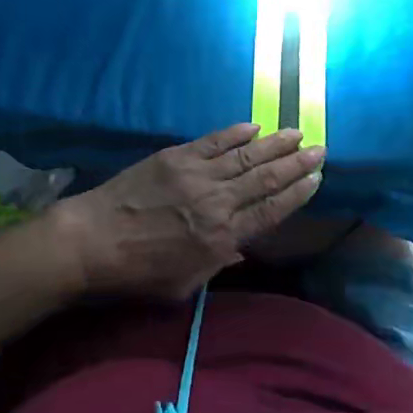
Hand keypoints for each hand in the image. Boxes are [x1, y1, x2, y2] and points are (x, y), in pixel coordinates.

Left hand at [46, 124, 325, 299]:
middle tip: (320, 149)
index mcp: (222, 238)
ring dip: (274, 144)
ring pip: (244, 156)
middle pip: (264, 179)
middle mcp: (216, 203)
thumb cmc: (136, 273)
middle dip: (295, 164)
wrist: (92, 240)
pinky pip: (212, 142)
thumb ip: (217, 264)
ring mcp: (195, 175)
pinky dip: (235, 133)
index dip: (296, 194)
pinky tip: (253, 126)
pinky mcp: (174, 157)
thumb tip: (241, 247)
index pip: (270, 211)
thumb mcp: (183, 285)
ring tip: (297, 133)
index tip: (316, 179)